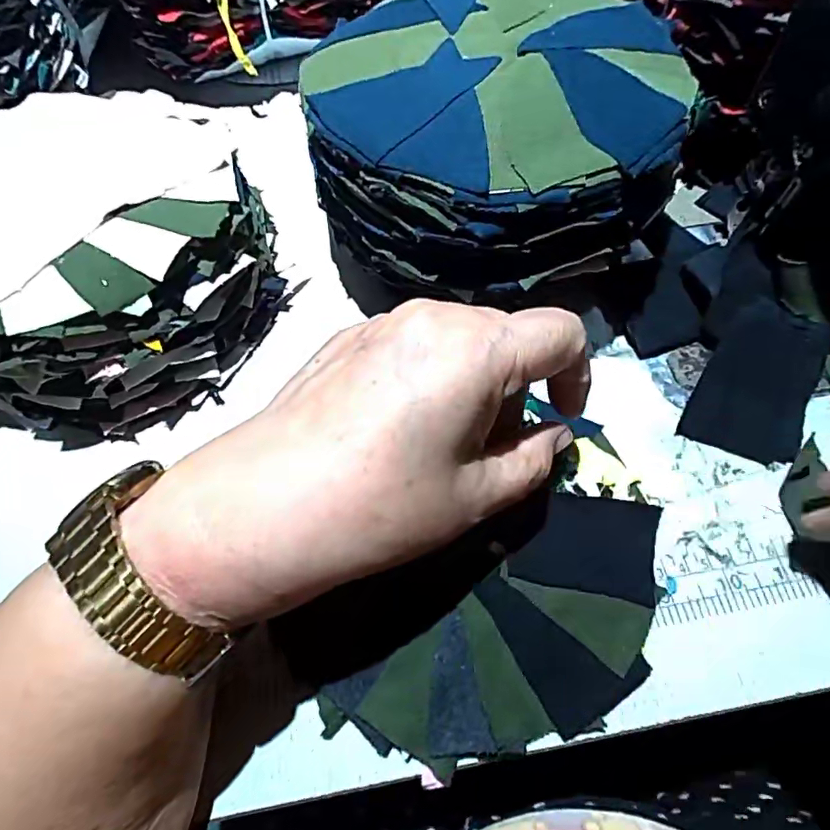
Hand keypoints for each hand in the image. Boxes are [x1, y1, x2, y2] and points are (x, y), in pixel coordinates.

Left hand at [119, 300, 589, 628]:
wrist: (251, 512)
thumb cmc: (378, 509)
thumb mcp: (476, 497)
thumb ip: (534, 460)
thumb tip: (553, 435)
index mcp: (475, 348)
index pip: (561, 332)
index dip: (579, 375)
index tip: (562, 417)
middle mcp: (433, 317)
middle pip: (510, 334)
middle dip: (523, 385)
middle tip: (496, 446)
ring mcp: (384, 320)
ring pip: (464, 337)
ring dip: (479, 381)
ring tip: (444, 441)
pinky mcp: (347, 335)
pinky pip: (419, 343)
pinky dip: (437, 375)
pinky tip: (398, 427)